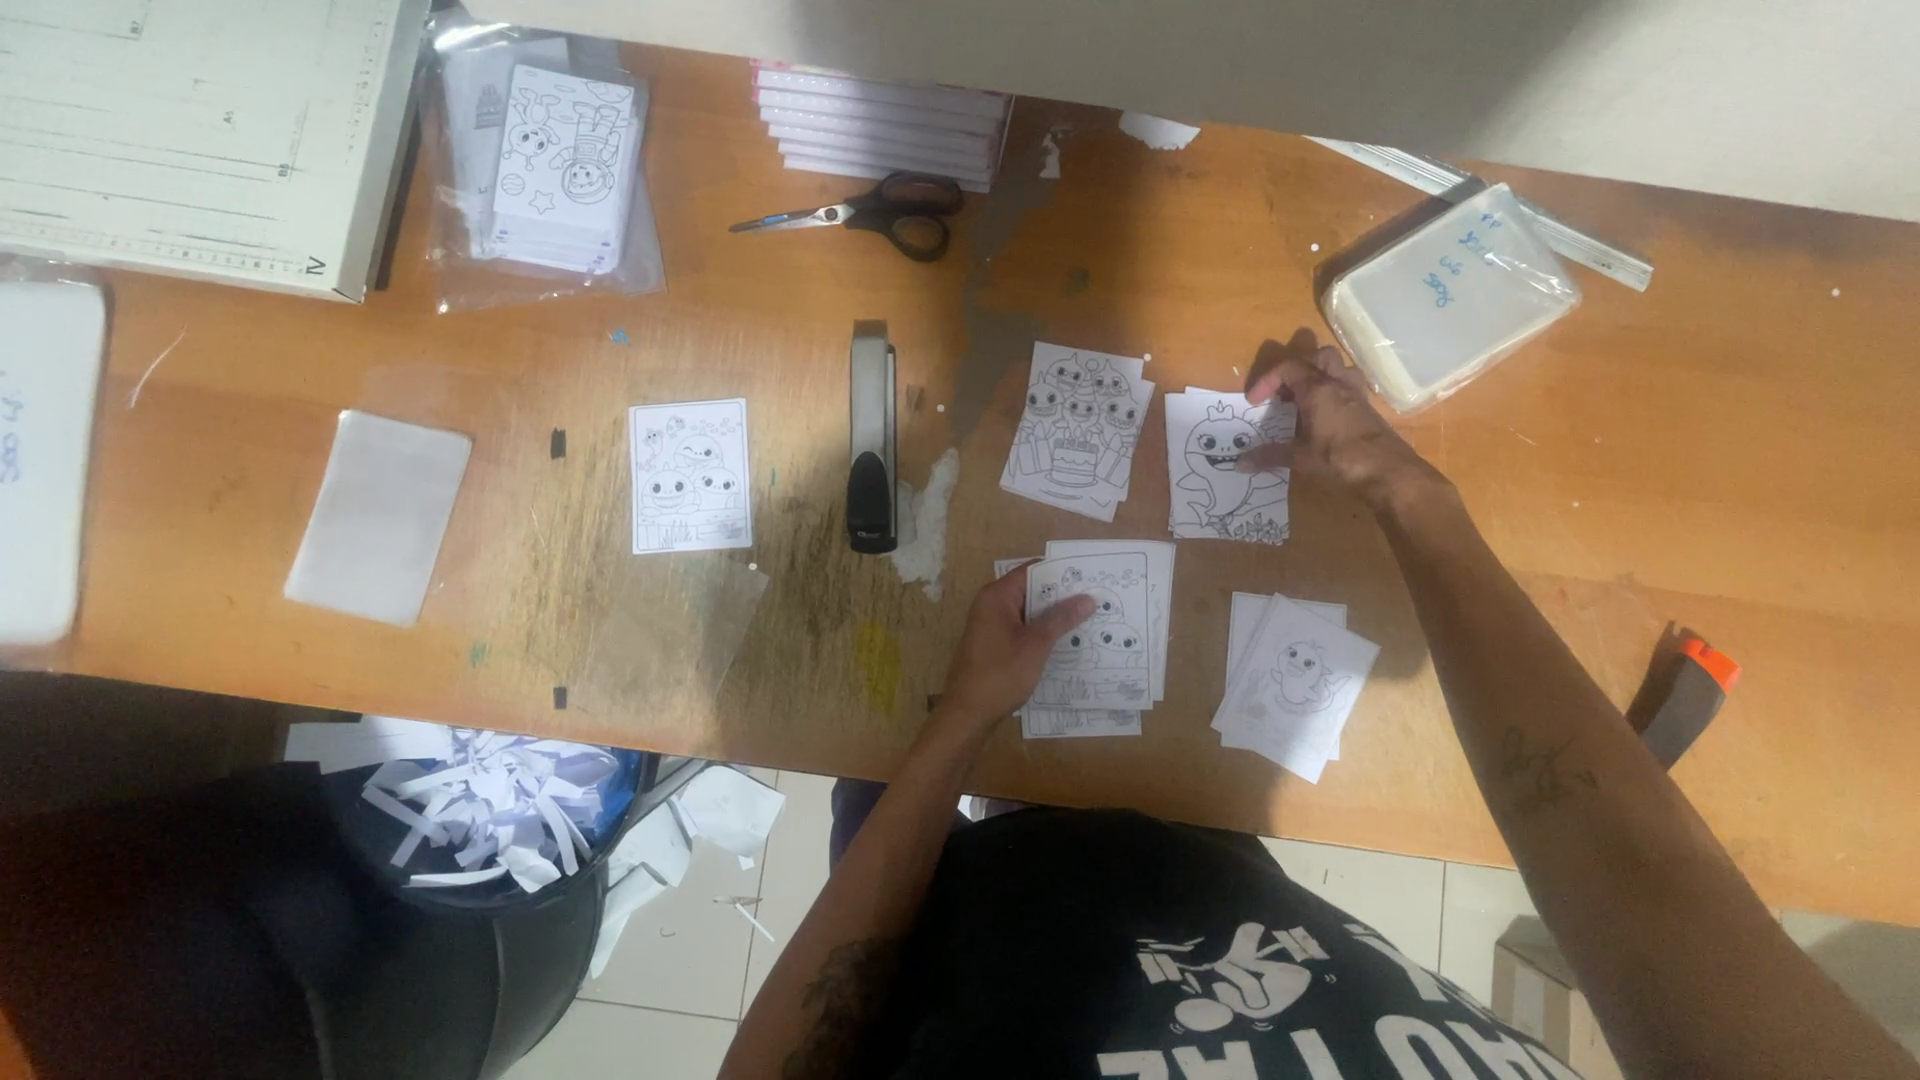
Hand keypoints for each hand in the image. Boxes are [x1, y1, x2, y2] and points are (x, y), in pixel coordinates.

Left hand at [937, 565, 1094, 727]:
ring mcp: (991, 625)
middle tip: (1096, 598)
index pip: (1032, 571)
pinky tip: (1065, 640)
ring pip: (1028, 612)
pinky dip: (1041, 632)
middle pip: (1031, 590)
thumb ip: (1061, 618)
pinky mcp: (994, 644)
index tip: (1090, 576)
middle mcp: (991, 605)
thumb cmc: (1000, 674)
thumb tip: (1088, 598)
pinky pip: (1022, 629)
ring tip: (1089, 618)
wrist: (968, 713)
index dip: (1060, 573)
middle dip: (1061, 596)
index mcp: (996, 596)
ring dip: (1053, 616)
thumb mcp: (1036, 644)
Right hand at [1242, 344, 1446, 512]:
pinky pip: (1349, 387)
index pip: (1288, 367)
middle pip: (1319, 356)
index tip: (1254, 402)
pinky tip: (1324, 416)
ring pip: (1339, 367)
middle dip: (1298, 368)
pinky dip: (1334, 393)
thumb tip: (1240, 463)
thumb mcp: (1299, 458)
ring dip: (1320, 376)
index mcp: (1318, 389)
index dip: (1267, 380)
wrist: (1388, 472)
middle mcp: (1338, 385)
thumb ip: (1269, 456)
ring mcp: (1356, 395)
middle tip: (1284, 392)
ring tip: (1305, 398)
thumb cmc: (1339, 459)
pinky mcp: (1368, 409)